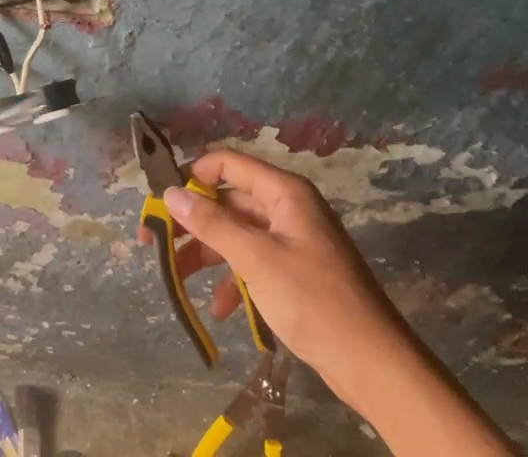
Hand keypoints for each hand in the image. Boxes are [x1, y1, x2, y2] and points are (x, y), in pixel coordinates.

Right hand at [163, 149, 404, 381]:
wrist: (372, 362)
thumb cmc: (313, 300)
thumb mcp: (255, 258)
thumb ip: (211, 224)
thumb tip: (170, 194)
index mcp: (284, 193)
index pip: (227, 164)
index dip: (192, 177)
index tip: (160, 202)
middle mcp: (288, 209)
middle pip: (228, 201)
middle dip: (192, 222)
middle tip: (156, 244)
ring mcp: (292, 241)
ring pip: (236, 234)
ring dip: (207, 254)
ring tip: (176, 278)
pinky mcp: (295, 272)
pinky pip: (253, 263)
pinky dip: (232, 281)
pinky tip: (218, 308)